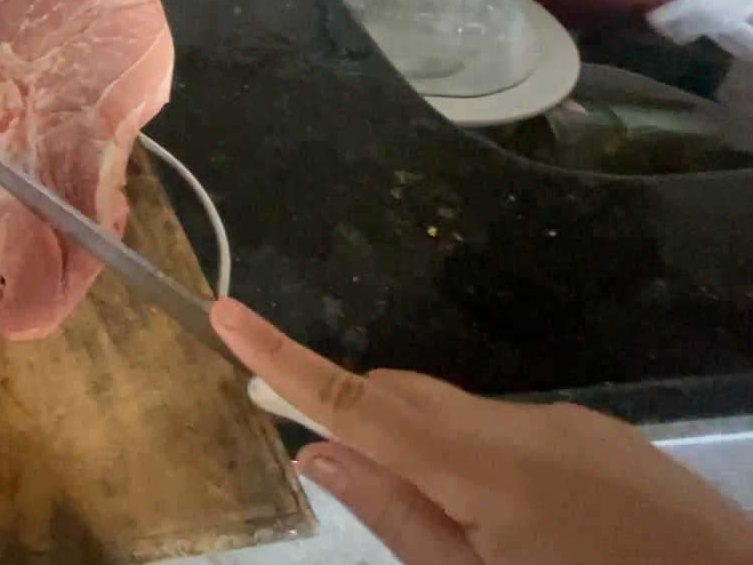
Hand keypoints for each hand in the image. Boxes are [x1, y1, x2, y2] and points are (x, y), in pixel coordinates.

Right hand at [212, 298, 752, 564]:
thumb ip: (395, 517)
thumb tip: (316, 451)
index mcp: (483, 471)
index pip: (352, 400)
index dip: (279, 357)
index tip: (223, 313)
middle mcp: (520, 427)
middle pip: (397, 391)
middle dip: (359, 414)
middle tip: (358, 475)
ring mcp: (572, 426)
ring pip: (452, 407)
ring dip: (425, 440)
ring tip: (470, 521)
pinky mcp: (612, 439)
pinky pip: (510, 425)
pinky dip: (482, 450)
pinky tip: (537, 520)